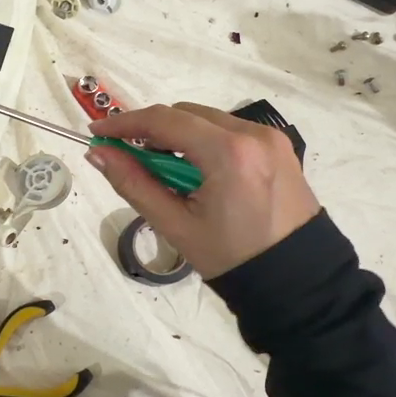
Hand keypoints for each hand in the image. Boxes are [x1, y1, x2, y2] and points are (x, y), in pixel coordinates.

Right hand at [86, 103, 319, 277]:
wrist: (299, 282)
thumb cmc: (232, 257)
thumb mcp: (175, 224)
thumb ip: (133, 183)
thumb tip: (98, 153)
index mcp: (229, 152)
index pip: (164, 121)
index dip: (124, 123)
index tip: (96, 132)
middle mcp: (253, 133)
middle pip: (185, 114)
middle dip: (151, 131)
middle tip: (128, 159)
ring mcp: (270, 138)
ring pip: (206, 120)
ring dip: (177, 137)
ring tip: (165, 174)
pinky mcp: (279, 148)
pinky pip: (229, 131)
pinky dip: (203, 143)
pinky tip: (195, 174)